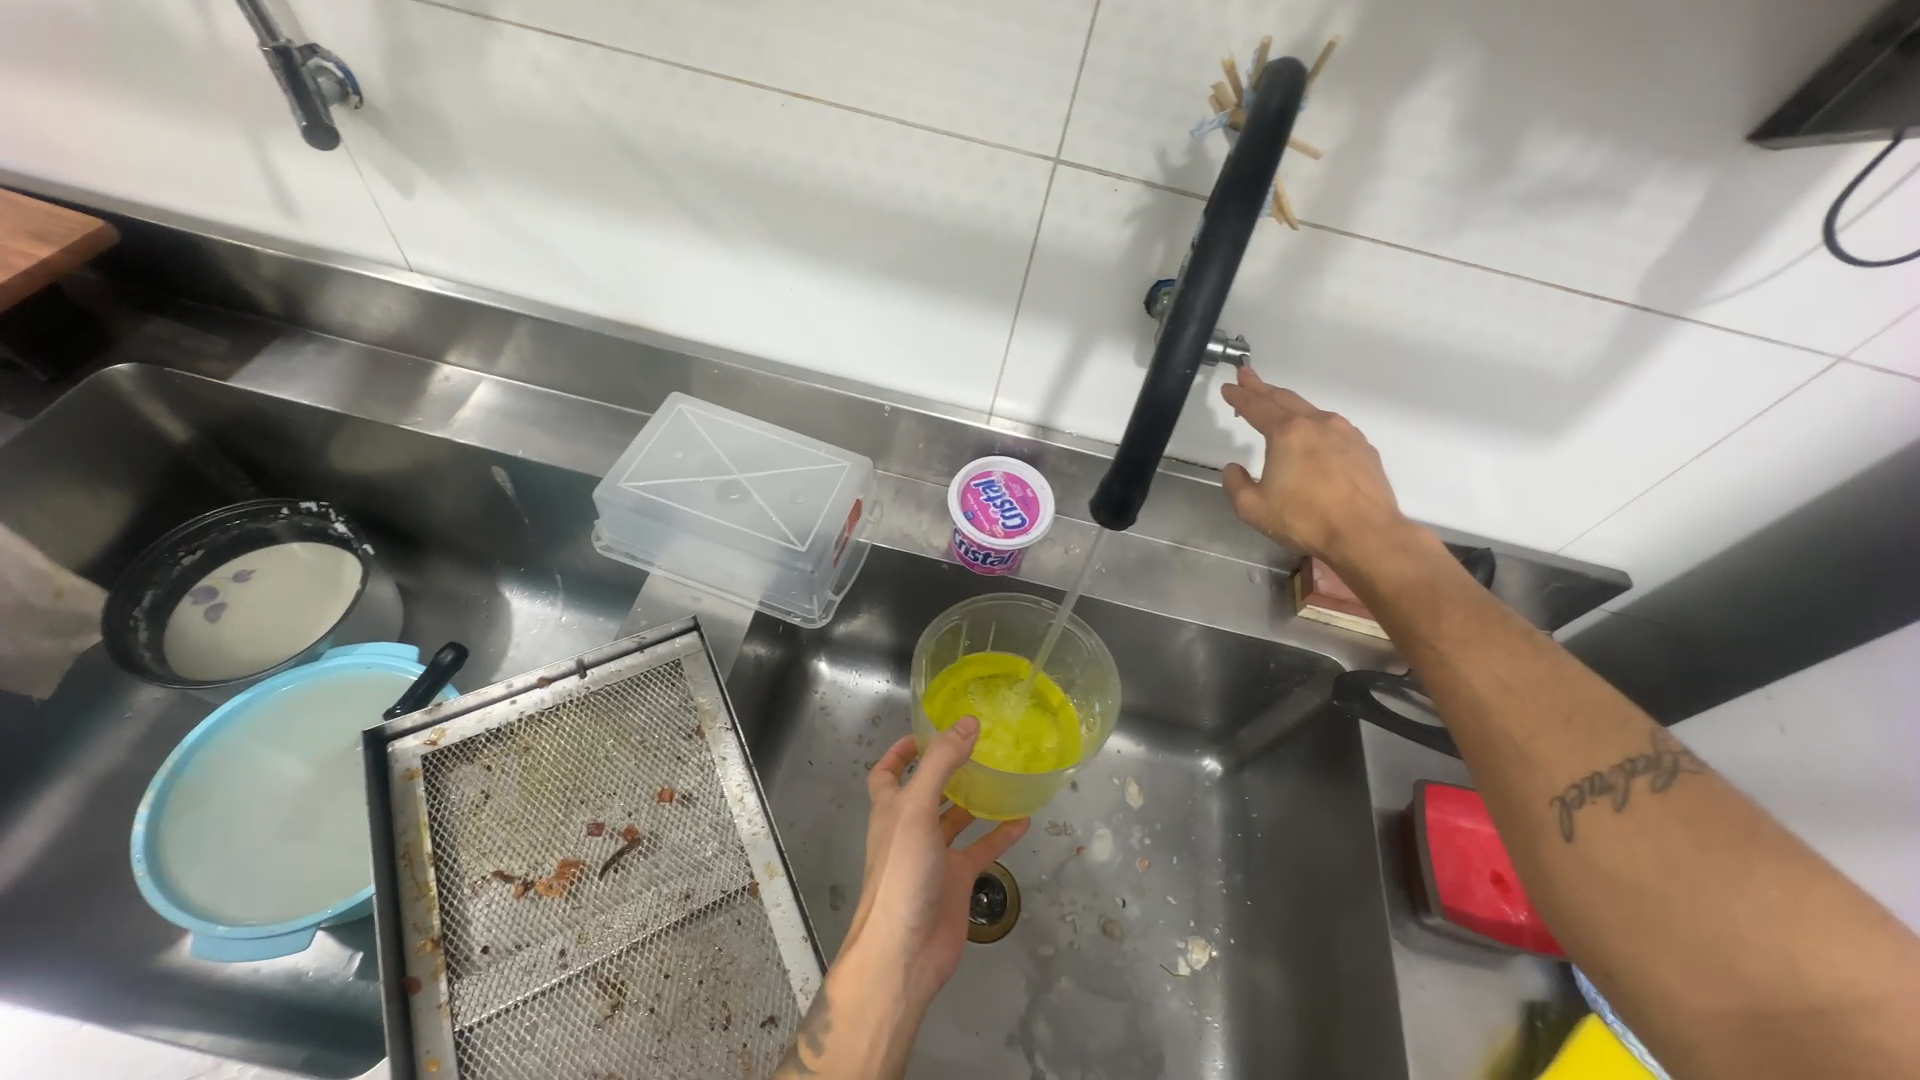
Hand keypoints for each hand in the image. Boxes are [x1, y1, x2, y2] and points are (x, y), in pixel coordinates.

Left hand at [842, 718, 1029, 999]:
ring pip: (956, 819)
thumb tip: (967, 723)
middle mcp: (910, 828)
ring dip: (975, 799)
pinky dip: (1000, 834)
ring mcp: (934, 855)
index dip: (901, 752)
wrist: (905, 951)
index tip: (926, 733)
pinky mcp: (957, 880)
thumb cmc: (901, 872)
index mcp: (891, 809)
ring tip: (1003, 775)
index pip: (887, 773)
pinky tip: (1023, 820)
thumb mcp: (916, 809)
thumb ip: (941, 764)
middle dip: (946, 770)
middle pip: (927, 792)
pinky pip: (982, 850)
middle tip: (978, 747)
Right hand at [1220, 367, 1411, 566]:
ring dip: (1289, 404)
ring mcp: (1345, 433)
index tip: (1228, 387)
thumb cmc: (1305, 520)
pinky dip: (1315, 424)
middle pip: (1284, 398)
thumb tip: (1234, 468)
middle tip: (1247, 375)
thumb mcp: (1253, 508)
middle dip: (1262, 387)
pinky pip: (1333, 428)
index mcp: (1287, 433)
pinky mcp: (1363, 448)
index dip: (1239, 396)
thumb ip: (1236, 484)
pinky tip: (1313, 435)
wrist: (1366, 534)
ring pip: (1311, 410)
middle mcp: (1317, 424)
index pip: (1256, 407)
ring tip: (1277, 404)